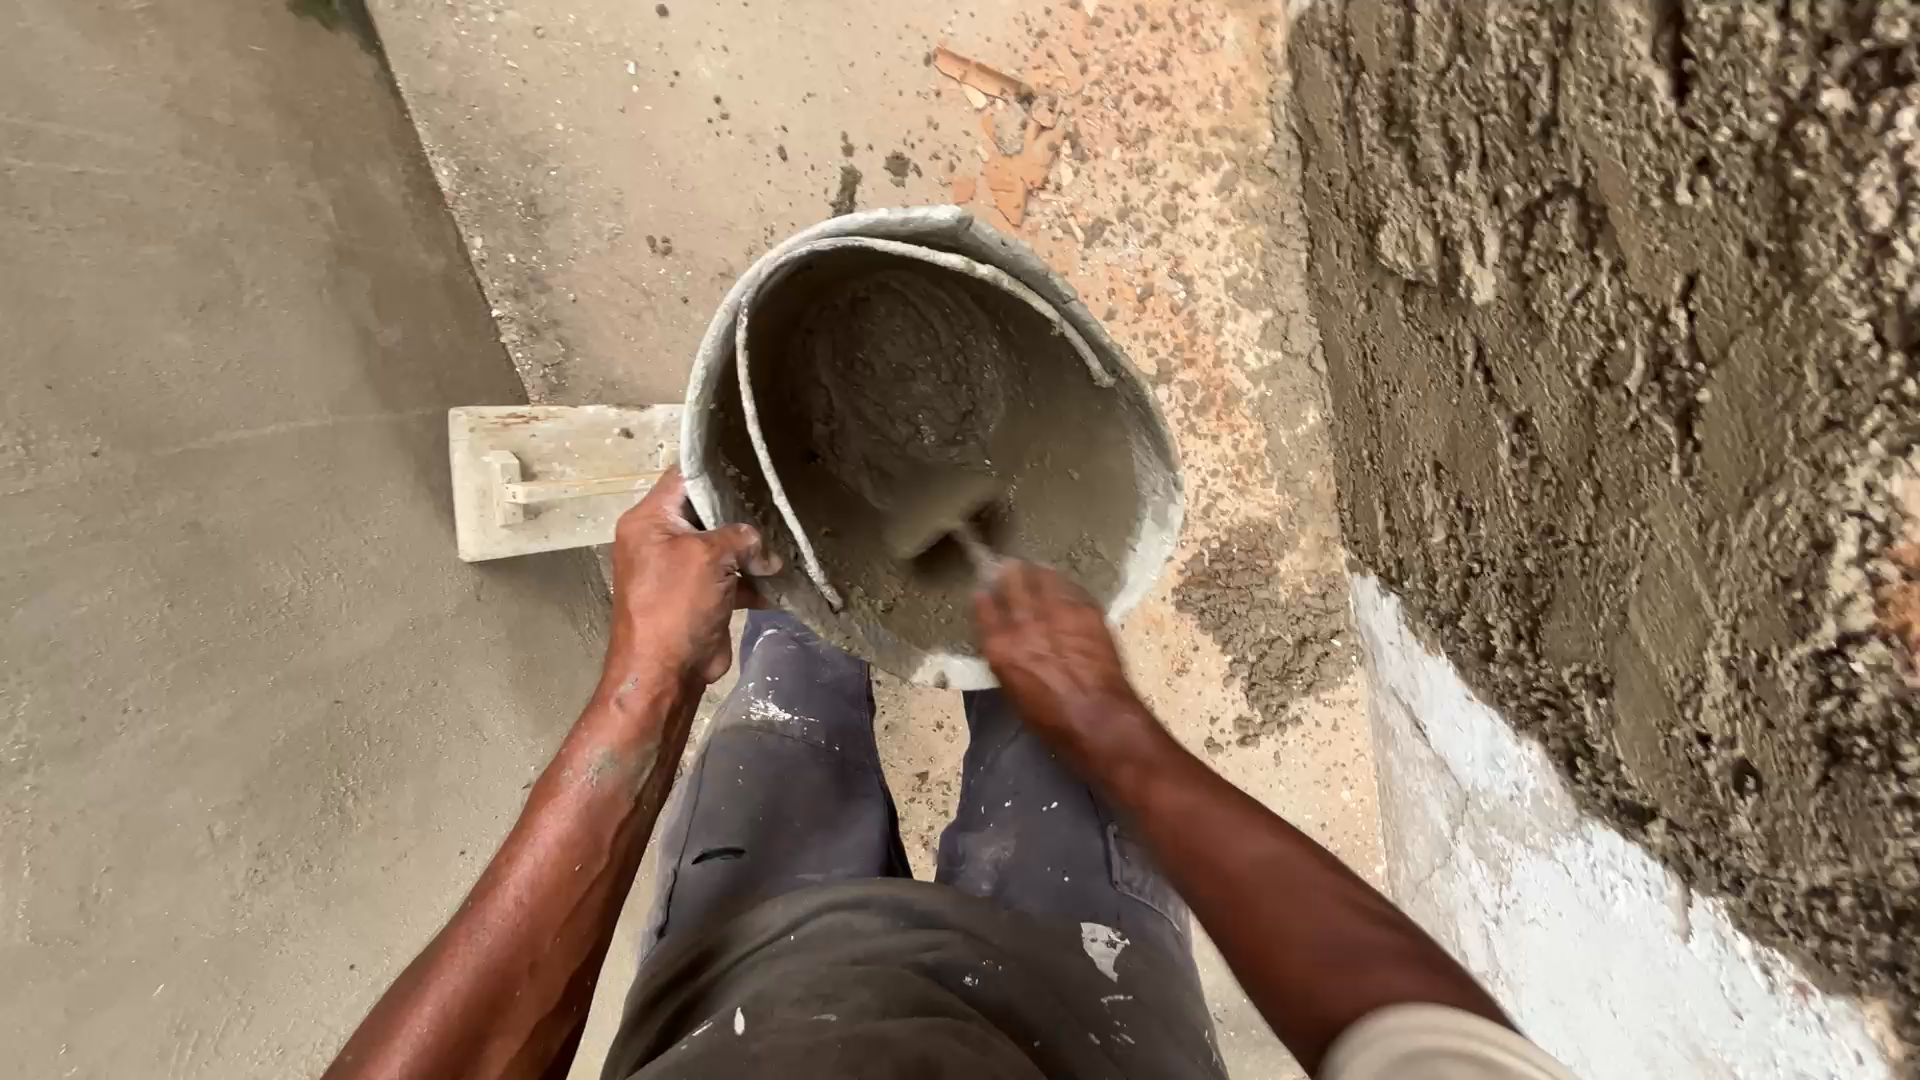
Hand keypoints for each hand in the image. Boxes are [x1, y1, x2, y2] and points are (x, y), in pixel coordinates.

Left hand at [605, 466, 780, 686]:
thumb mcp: (709, 556)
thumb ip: (740, 536)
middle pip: (708, 512)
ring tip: (784, 546)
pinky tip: (778, 583)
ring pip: (723, 546)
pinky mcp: (699, 596)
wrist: (665, 672)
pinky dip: (752, 581)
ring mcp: (680, 569)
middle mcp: (661, 539)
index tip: (754, 465)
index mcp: (649, 521)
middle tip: (777, 505)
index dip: (717, 469)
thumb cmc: (676, 604)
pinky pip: (730, 577)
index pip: (683, 478)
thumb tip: (763, 550)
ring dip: (752, 552)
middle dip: (743, 514)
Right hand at [972, 560, 1145, 747]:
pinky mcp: (1084, 610)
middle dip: (1009, 573)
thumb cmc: (1051, 718)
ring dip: (1035, 572)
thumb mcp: (1014, 690)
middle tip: (1008, 567)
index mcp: (1000, 646)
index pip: (984, 608)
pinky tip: (1061, 582)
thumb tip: (1007, 643)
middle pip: (1011, 583)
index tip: (984, 590)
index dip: (983, 596)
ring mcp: (1056, 613)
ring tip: (1034, 568)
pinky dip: (1062, 584)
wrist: (1097, 717)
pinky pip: (1069, 587)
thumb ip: (1007, 659)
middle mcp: (1024, 623)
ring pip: (1041, 577)